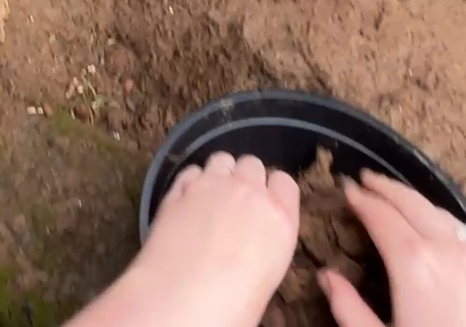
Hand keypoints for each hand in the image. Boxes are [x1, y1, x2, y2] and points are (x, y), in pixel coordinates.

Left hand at [69, 153, 300, 326]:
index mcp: (279, 218)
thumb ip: (265, 247)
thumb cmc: (233, 307)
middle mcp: (247, 191)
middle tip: (239, 206)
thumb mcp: (267, 281)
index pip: (286, 182)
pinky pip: (192, 170)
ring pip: (222, 159)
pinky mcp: (179, 186)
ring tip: (214, 199)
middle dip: (247, 179)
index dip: (276, 193)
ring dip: (221, 174)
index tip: (269, 208)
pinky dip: (192, 181)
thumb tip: (253, 251)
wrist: (180, 299)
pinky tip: (188, 202)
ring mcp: (210, 183)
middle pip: (253, 164)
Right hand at [319, 171, 465, 326]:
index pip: (379, 214)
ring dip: (413, 198)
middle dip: (385, 187)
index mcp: (412, 262)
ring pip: (439, 212)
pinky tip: (437, 227)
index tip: (344, 188)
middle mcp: (444, 249)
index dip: (359, 199)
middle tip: (364, 178)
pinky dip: (439, 217)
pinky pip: (461, 231)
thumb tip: (326, 276)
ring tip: (396, 196)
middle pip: (410, 202)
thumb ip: (350, 311)